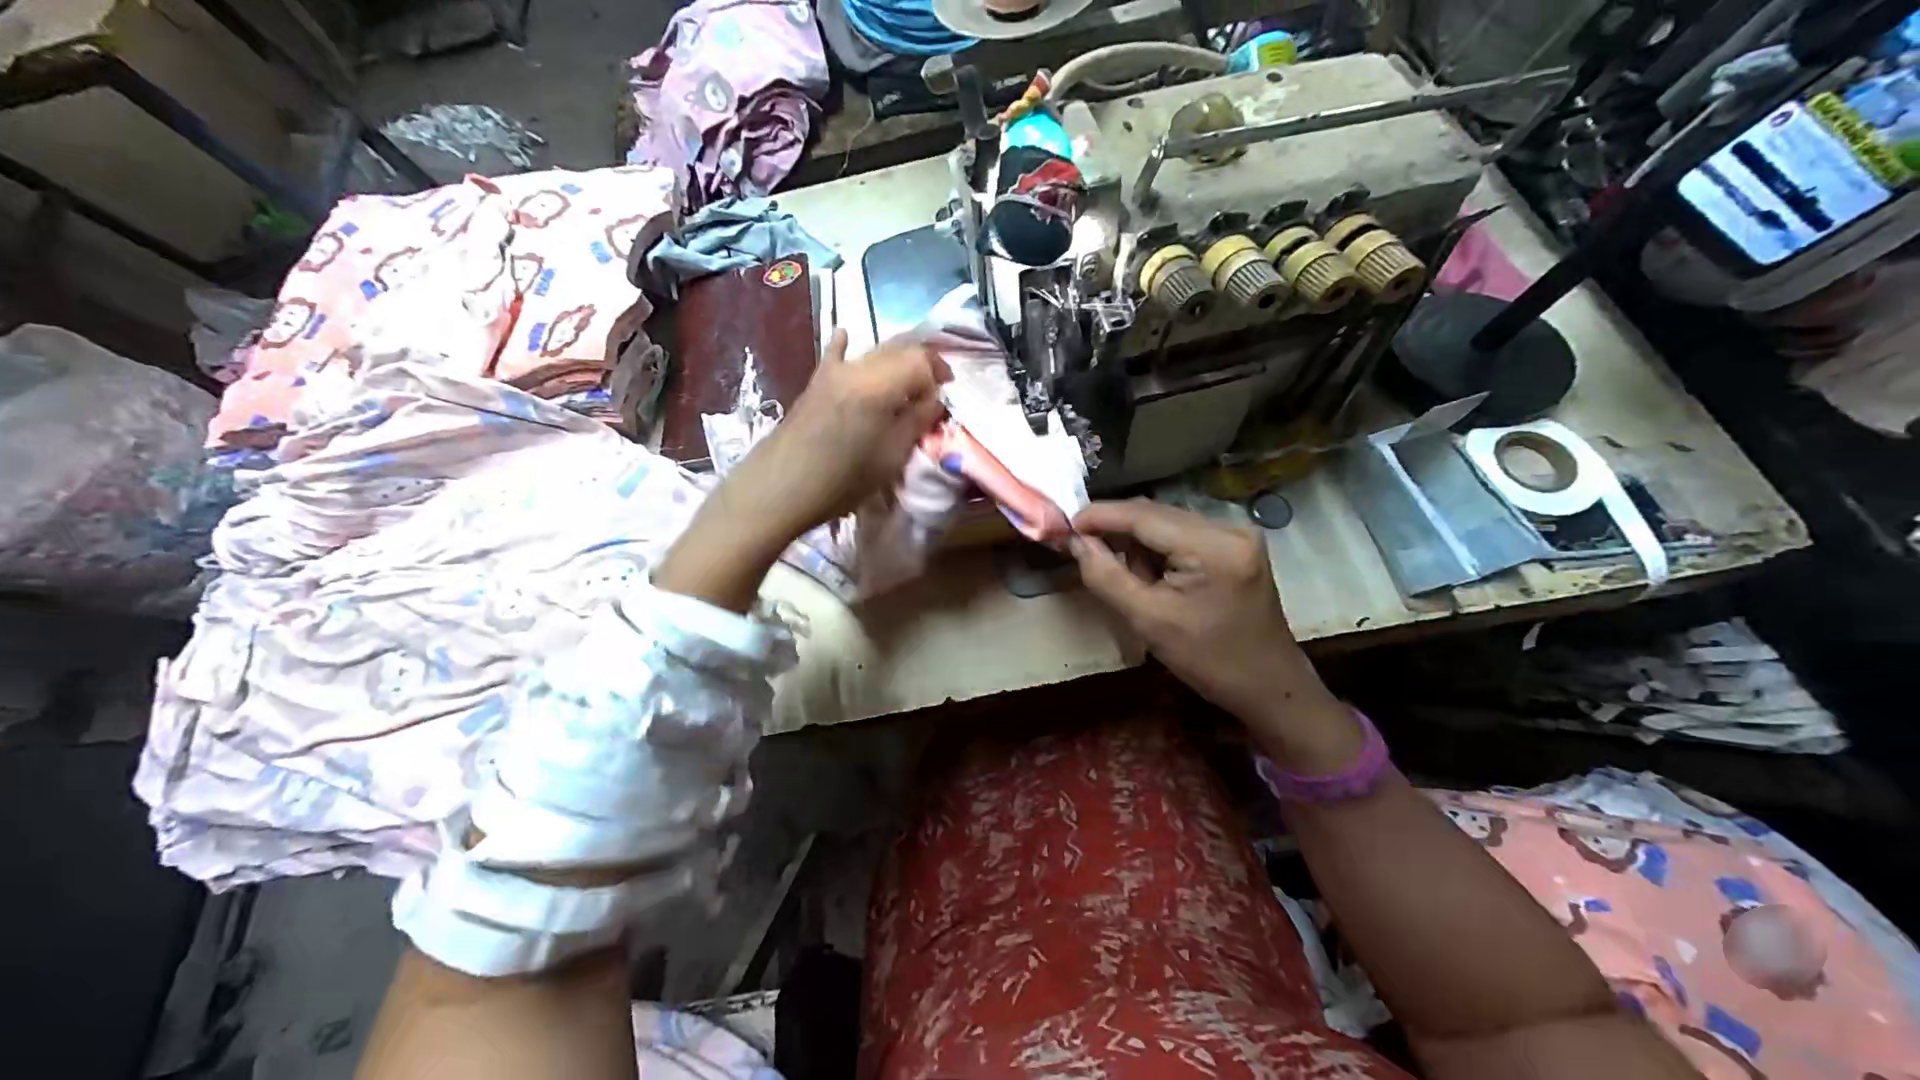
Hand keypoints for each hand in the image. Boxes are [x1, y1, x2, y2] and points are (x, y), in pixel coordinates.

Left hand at [730, 330, 950, 540]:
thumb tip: (935, 400)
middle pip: (899, 350)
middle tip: (934, 390)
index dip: (940, 372)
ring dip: (895, 362)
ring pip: (872, 352)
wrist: (779, 488)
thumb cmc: (842, 480)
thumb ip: (916, 422)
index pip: (921, 360)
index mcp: (879, 384)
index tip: (948, 394)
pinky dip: (845, 345)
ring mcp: (832, 372)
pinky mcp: (815, 383)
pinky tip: (845, 334)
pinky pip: (835, 355)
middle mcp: (857, 368)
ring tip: (906, 384)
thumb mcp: (891, 457)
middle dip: (922, 365)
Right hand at [1069, 500, 1363, 771]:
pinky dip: (1155, 549)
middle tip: (1079, 547)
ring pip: (1165, 523)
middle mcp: (1229, 526)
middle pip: (1155, 514)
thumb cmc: (1208, 660)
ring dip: (1135, 541)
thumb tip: (1075, 542)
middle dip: (1115, 529)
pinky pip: (1181, 534)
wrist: (1267, 684)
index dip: (1100, 516)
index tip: (1064, 525)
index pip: (1143, 516)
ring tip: (1119, 572)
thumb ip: (1106, 576)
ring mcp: (1236, 532)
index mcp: (1213, 546)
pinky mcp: (1234, 544)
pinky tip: (1146, 573)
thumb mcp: (1148, 621)